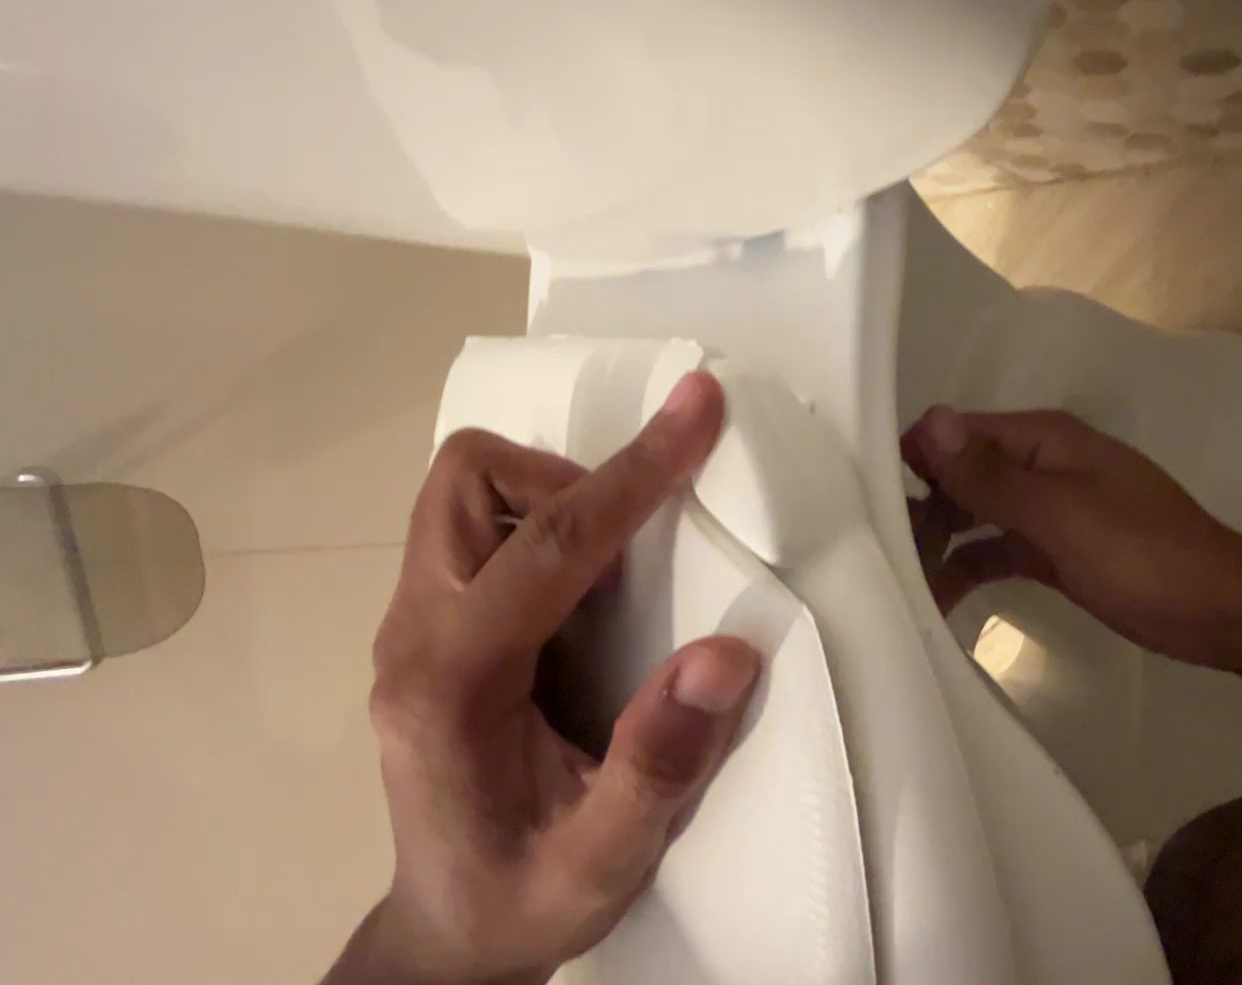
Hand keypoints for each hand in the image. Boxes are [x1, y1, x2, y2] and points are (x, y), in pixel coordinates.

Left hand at [326, 372, 762, 984]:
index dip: (633, 473)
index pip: (547, 544)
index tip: (700, 409)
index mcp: (451, 684)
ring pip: (465, 491)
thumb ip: (660, 764)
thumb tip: (728, 653)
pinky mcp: (436, 623)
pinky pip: (482, 524)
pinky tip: (593, 583)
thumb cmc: (525, 895)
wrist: (449, 931)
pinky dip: (545, 519)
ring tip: (620, 560)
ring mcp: (416, 623)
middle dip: (569, 474)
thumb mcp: (605, 859)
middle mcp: (415, 633)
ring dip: (554, 492)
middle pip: (466, 481)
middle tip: (642, 531)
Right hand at [902, 406, 1241, 671]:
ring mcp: (1046, 510)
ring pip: (974, 515)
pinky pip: (996, 550)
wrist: (1218, 612)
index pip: (955, 434)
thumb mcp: (1061, 515)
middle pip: (959, 475)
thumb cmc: (1142, 555)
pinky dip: (969, 568)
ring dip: (939, 543)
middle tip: (881, 562)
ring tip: (899, 587)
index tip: (866, 508)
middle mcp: (1038, 466)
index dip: (912, 463)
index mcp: (1042, 440)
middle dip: (920, 510)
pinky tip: (939, 600)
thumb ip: (991, 476)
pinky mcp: (1052, 551)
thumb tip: (928, 420)